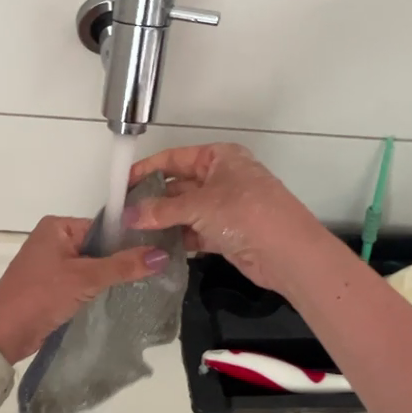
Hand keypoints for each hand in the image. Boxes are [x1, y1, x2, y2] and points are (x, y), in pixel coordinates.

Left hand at [0, 216, 166, 363]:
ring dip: (109, 276)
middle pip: (98, 246)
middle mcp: (52, 239)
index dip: (128, 240)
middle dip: (121, 260)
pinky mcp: (51, 286)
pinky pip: (81, 281)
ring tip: (144, 283)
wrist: (3, 334)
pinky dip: (96, 288)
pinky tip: (119, 296)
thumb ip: (123, 266)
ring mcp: (50, 264)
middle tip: (156, 270)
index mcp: (56, 226)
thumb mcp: (85, 278)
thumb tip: (162, 255)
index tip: (158, 251)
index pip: (102, 226)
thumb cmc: (41, 296)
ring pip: (91, 266)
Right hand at [125, 142, 324, 292]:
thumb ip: (160, 210)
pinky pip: (194, 232)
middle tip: (123, 214)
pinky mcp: (226, 233)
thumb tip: (127, 215)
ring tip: (133, 232)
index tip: (122, 184)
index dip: (147, 169)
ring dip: (163, 222)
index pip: (174, 158)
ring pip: (185, 211)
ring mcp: (225, 207)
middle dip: (152, 199)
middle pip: (178, 185)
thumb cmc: (246, 214)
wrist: (289, 254)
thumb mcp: (199, 206)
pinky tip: (155, 247)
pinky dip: (177, 238)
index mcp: (219, 158)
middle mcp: (222, 178)